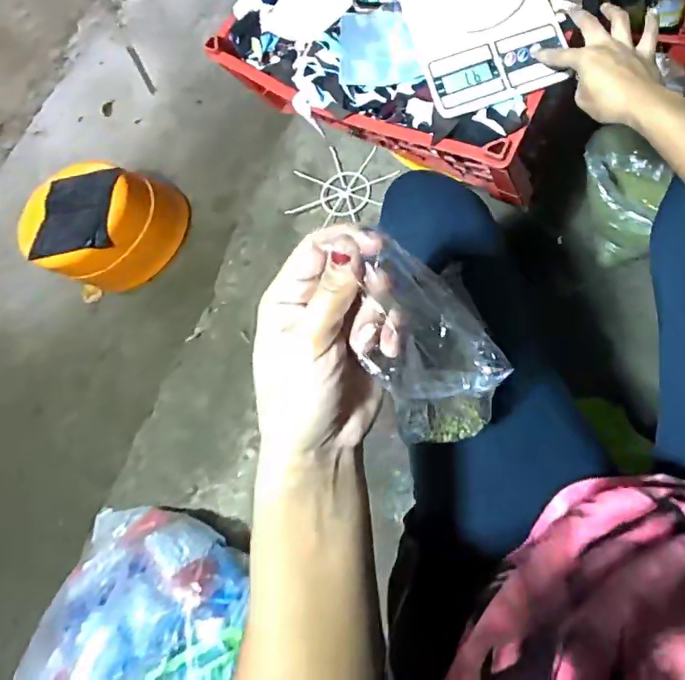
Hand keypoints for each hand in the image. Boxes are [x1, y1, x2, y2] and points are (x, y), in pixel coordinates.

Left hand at [253, 226, 401, 470]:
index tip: (377, 246)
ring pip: (378, 288)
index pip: (319, 247)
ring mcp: (348, 318)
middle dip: (372, 280)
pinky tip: (387, 350)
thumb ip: (333, 293)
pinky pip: (393, 314)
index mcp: (291, 296)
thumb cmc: (299, 395)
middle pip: (356, 263)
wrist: (323, 446)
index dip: (349, 240)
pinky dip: (393, 329)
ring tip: (370, 342)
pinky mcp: (373, 335)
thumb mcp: (310, 343)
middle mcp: (320, 300)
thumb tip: (349, 246)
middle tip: (380, 295)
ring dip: (381, 312)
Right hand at [535, 4, 673, 127]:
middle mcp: (605, 46)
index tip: (537, 52)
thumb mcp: (585, 101)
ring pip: (620, 21)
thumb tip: (585, 82)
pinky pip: (649, 35)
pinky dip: (651, 23)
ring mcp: (626, 47)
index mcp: (585, 58)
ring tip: (607, 6)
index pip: (561, 56)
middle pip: (589, 24)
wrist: (643, 104)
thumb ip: (582, 88)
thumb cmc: (610, 105)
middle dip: (577, 15)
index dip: (547, 55)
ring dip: (612, 11)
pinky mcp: (645, 53)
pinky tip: (652, 13)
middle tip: (571, 8)